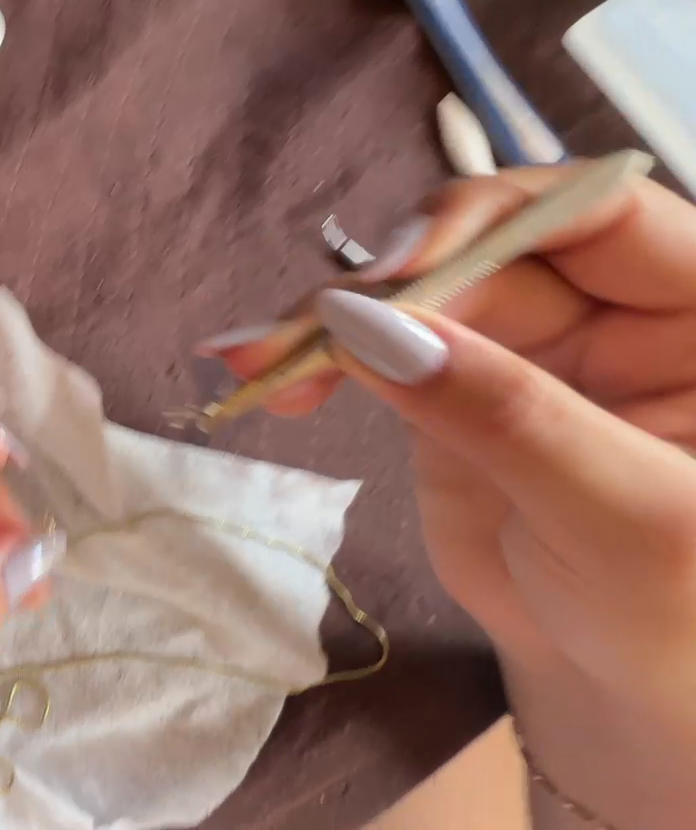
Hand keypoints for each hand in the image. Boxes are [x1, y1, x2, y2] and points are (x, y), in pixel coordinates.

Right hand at [202, 168, 695, 825]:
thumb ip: (507, 412)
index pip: (596, 214)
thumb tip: (362, 320)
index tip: (389, 275)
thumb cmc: (688, 621)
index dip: (484, 222)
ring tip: (248, 366)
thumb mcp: (629, 521)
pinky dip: (311, 358)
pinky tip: (267, 379)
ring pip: (400, 300)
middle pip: (469, 258)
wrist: (630, 686)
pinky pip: (368, 344)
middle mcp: (616, 312)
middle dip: (367, 295)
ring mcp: (523, 345)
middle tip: (278, 344)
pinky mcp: (448, 381)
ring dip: (316, 328)